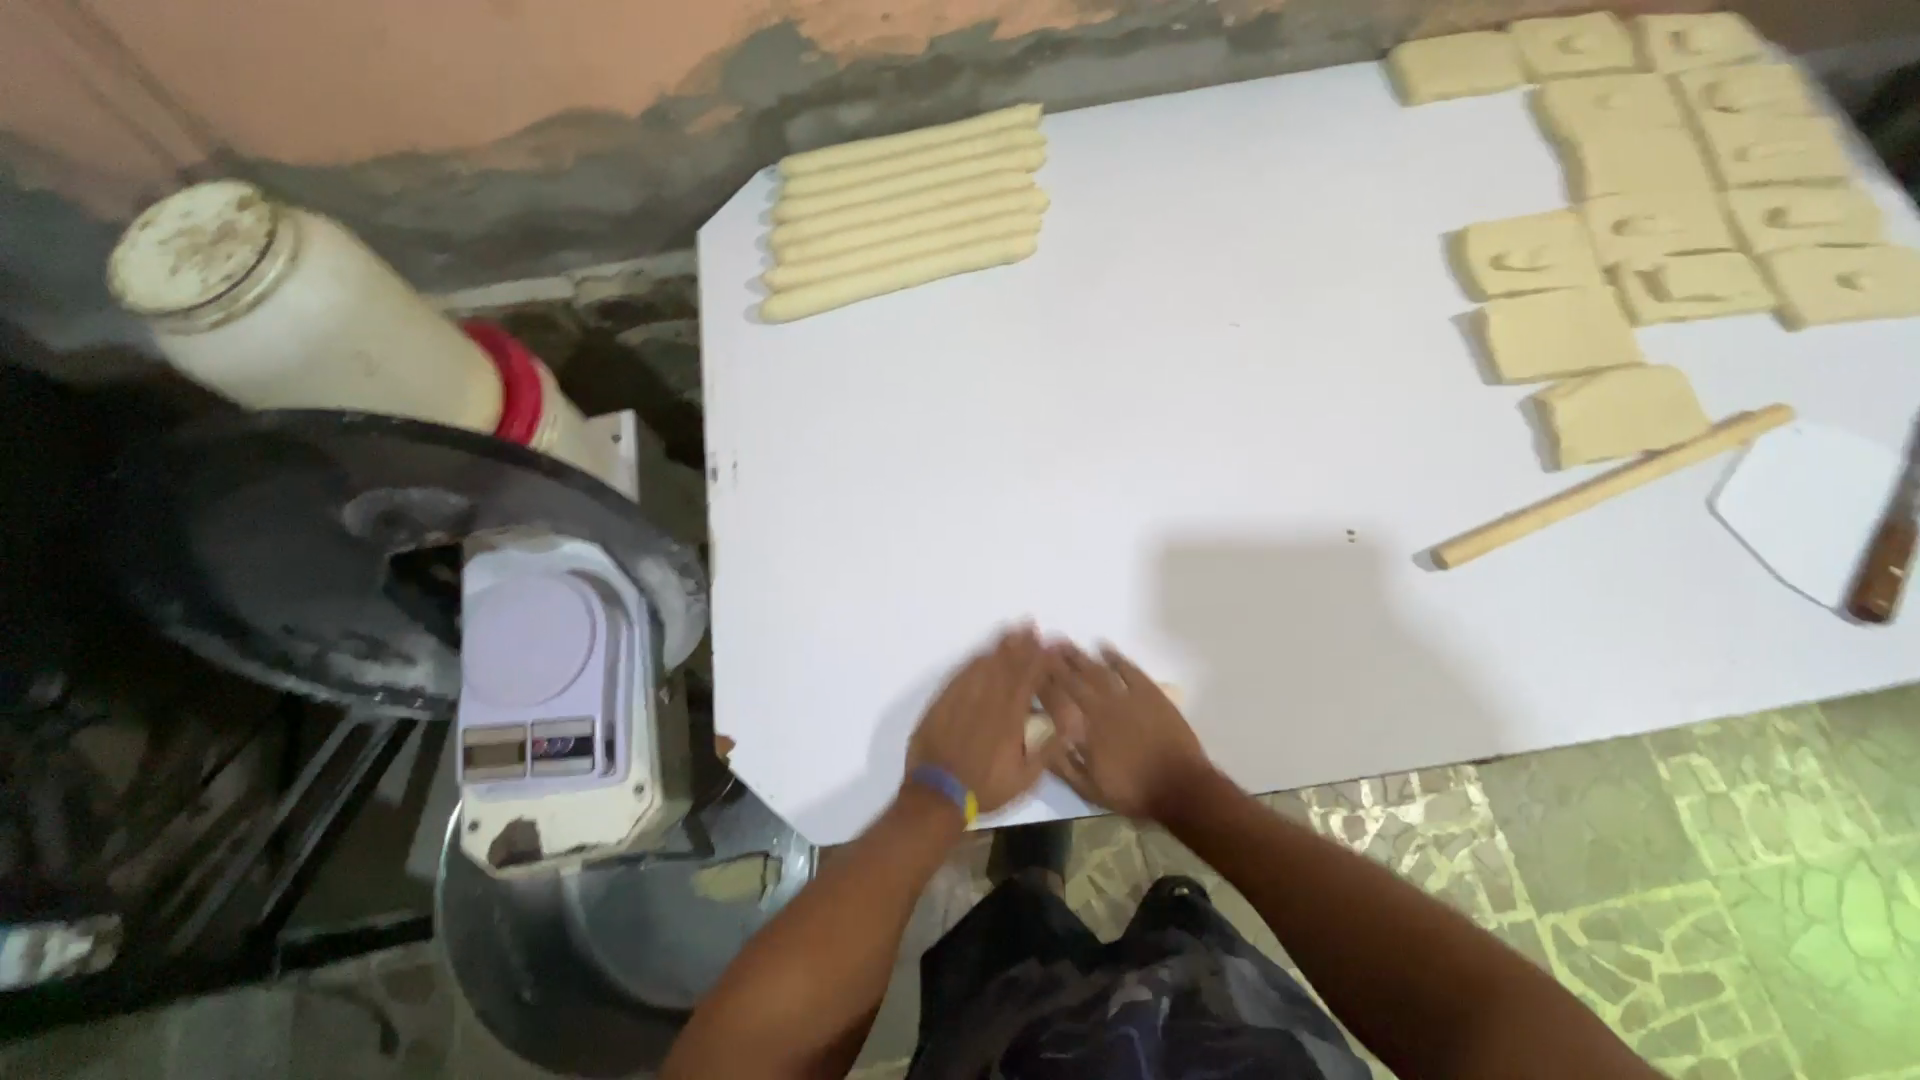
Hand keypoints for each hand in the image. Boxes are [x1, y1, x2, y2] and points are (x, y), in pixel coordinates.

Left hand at [905, 626, 1051, 813]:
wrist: (937, 795)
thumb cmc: (986, 788)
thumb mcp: (1026, 777)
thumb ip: (1049, 747)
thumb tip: (1075, 723)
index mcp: (1010, 717)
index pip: (1029, 680)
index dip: (1040, 660)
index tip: (1051, 644)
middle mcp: (987, 701)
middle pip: (1006, 666)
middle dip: (1021, 645)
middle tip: (1030, 625)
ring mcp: (962, 700)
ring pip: (984, 666)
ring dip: (999, 647)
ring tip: (1011, 631)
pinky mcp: (942, 703)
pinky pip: (960, 675)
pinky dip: (973, 662)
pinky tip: (980, 655)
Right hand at [1039, 643, 1214, 820]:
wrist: (1179, 787)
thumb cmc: (1133, 792)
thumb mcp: (1090, 789)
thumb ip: (1063, 766)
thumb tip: (1041, 745)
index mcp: (1085, 730)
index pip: (1057, 700)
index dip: (1042, 682)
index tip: (1029, 668)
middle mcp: (1102, 707)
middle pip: (1075, 679)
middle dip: (1056, 662)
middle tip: (1042, 646)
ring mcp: (1128, 698)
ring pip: (1099, 671)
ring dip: (1080, 656)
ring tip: (1064, 643)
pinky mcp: (1151, 694)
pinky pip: (1129, 670)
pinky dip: (1115, 657)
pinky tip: (1104, 647)